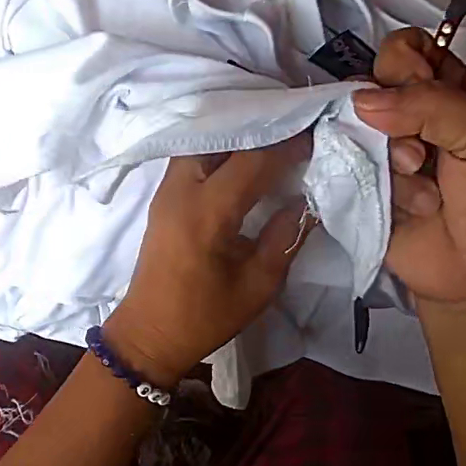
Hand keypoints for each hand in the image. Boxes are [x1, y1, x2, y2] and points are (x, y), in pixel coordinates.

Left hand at [103, 138, 315, 385]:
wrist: (150, 332)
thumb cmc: (205, 316)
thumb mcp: (259, 285)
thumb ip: (285, 237)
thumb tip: (306, 202)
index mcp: (206, 212)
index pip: (252, 161)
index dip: (287, 147)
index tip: (315, 139)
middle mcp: (181, 190)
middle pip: (222, 139)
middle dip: (261, 132)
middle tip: (294, 134)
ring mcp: (166, 191)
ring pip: (203, 144)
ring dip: (237, 139)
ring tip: (272, 143)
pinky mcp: (162, 198)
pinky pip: (192, 158)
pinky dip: (219, 150)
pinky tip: (242, 159)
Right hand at [353, 27, 465, 312]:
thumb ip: (436, 107)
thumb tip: (362, 101)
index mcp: (455, 94)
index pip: (409, 50)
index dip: (403, 61)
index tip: (414, 88)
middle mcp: (415, 119)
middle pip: (372, 85)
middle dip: (391, 114)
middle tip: (420, 148)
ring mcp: (384, 155)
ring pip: (354, 129)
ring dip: (391, 160)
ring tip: (424, 190)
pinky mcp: (361, 187)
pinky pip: (344, 168)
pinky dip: (376, 187)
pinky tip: (407, 209)